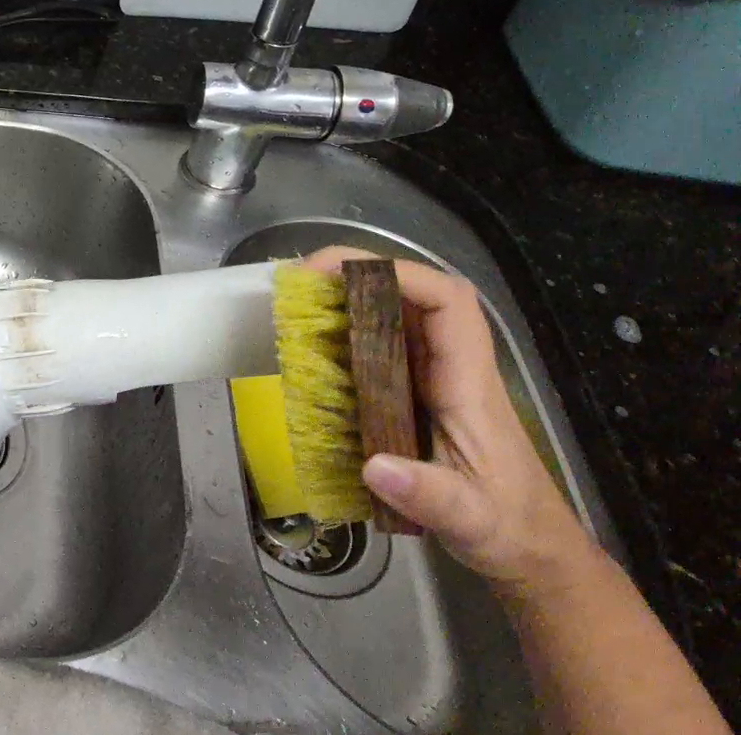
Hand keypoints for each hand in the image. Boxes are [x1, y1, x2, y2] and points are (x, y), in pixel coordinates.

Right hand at [302, 247, 599, 601]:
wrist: (532, 551)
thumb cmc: (510, 528)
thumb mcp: (473, 521)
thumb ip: (430, 495)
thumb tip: (375, 466)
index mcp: (467, 384)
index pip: (448, 304)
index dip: (396, 274)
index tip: (336, 274)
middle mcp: (450, 369)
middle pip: (415, 296)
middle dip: (358, 275)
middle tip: (298, 283)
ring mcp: (430, 380)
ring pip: (394, 317)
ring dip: (344, 301)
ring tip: (293, 307)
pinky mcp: (411, 394)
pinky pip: (377, 346)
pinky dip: (340, 335)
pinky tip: (307, 348)